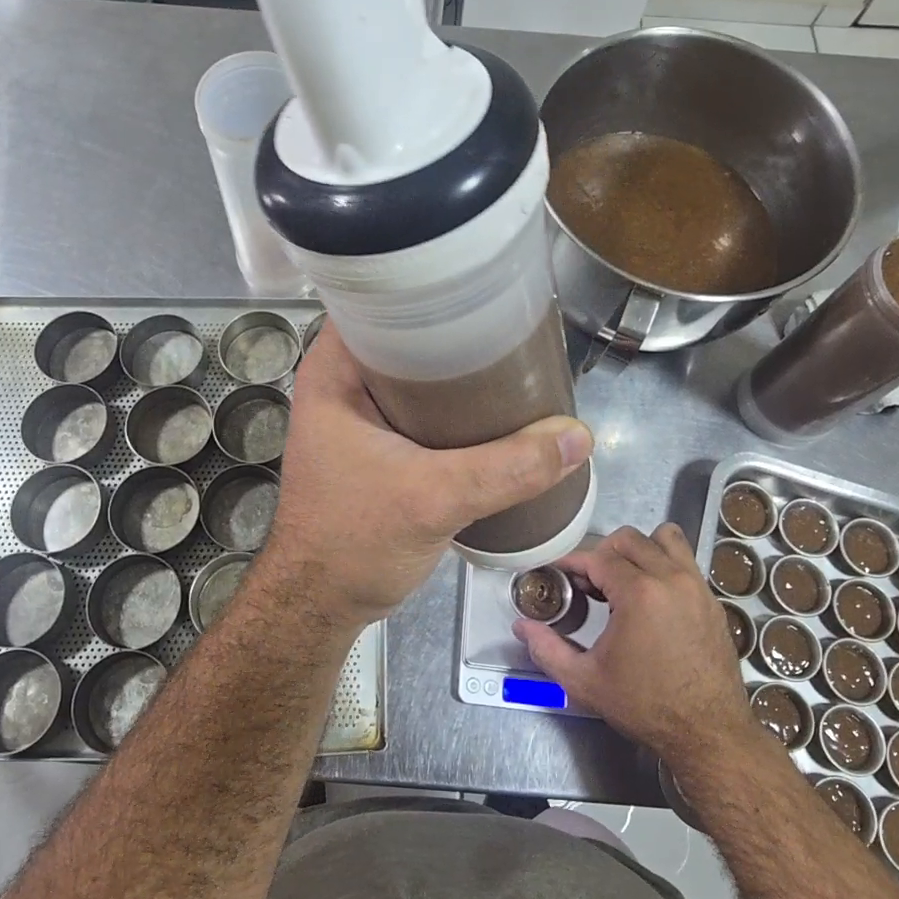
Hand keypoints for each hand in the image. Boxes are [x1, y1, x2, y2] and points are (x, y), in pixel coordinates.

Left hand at [262, 324, 593, 627]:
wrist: (320, 606)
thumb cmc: (353, 543)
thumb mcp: (433, 499)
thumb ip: (507, 469)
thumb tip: (577, 437)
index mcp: (334, 372)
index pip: (383, 302)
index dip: (434, 292)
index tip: (490, 292)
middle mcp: (343, 384)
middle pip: (408, 339)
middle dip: (462, 335)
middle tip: (519, 330)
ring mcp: (359, 417)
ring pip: (419, 378)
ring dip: (462, 377)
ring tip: (519, 365)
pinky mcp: (377, 448)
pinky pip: (423, 412)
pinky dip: (456, 412)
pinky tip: (498, 415)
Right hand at [514, 525, 754, 763]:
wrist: (707, 732)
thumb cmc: (644, 706)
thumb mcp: (585, 680)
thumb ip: (547, 649)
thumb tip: (521, 626)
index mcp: (639, 593)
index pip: (597, 557)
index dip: (572, 564)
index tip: (560, 575)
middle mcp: (671, 579)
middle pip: (629, 540)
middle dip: (602, 555)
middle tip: (589, 584)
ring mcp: (697, 587)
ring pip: (665, 538)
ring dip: (639, 550)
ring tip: (625, 580)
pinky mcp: (712, 600)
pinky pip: (686, 561)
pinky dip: (664, 564)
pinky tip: (651, 596)